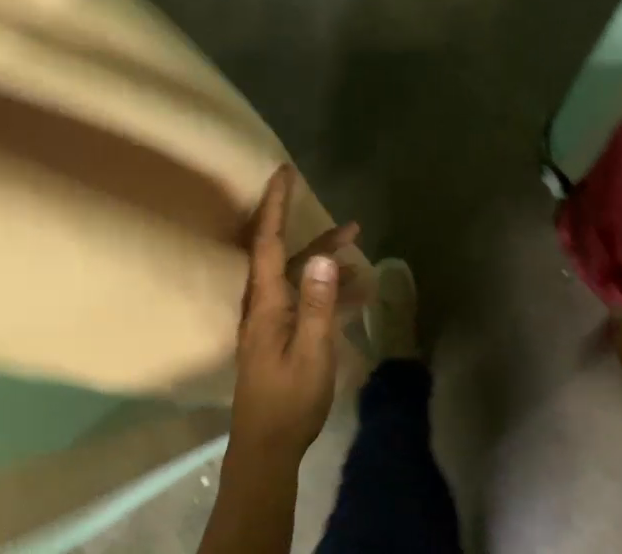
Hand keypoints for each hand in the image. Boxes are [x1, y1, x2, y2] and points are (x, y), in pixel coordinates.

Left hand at [229, 165, 356, 461]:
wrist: (267, 449)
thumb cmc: (288, 401)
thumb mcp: (311, 353)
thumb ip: (318, 304)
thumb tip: (323, 257)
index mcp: (265, 302)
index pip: (268, 241)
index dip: (274, 204)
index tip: (283, 172)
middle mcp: (264, 304)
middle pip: (283, 252)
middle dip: (307, 225)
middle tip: (328, 197)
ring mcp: (272, 320)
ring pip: (298, 275)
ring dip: (324, 256)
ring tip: (357, 239)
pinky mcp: (282, 336)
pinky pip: (306, 298)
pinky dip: (328, 287)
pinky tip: (357, 286)